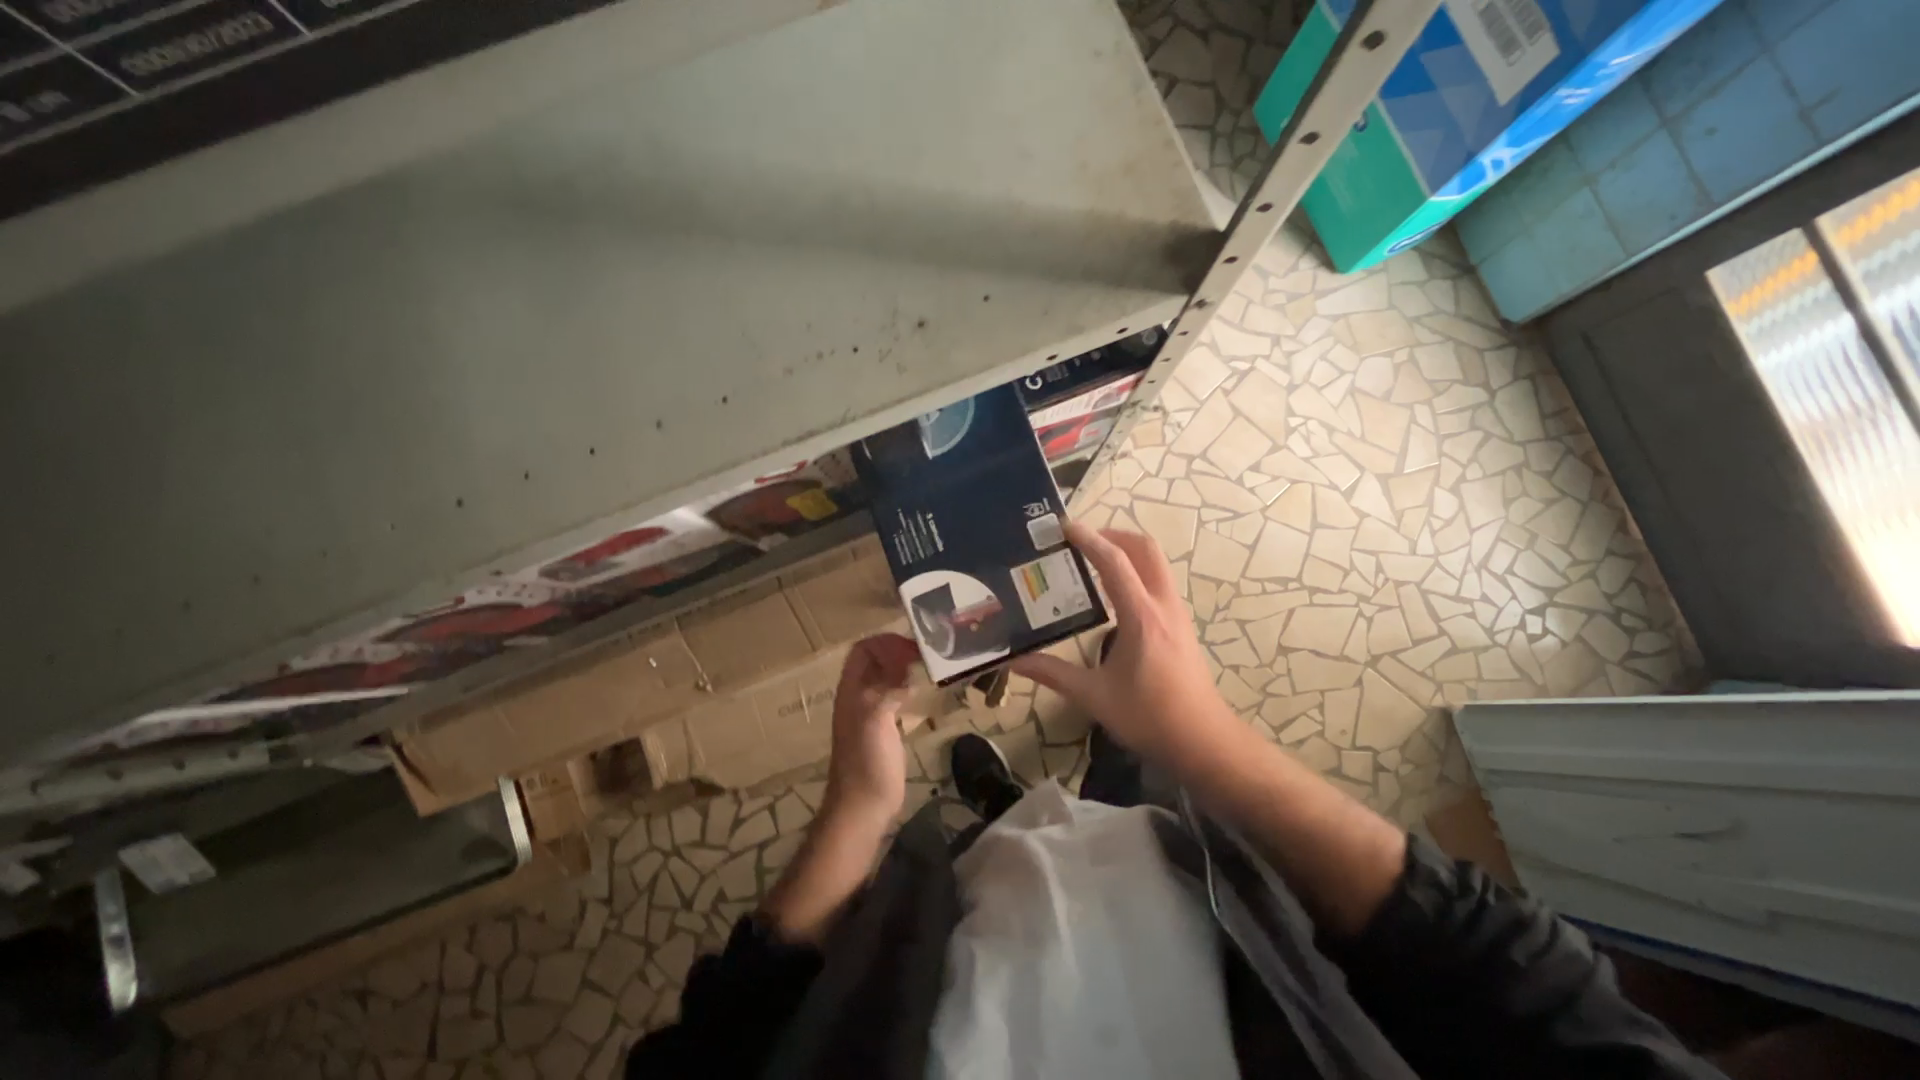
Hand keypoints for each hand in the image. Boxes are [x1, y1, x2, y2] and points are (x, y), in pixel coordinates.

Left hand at [822, 633, 920, 826]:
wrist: (863, 807)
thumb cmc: (866, 763)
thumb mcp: (874, 719)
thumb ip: (886, 689)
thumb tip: (907, 668)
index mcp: (851, 691)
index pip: (863, 650)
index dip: (885, 643)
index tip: (913, 649)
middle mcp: (859, 697)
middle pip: (875, 662)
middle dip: (898, 652)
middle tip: (928, 656)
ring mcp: (871, 714)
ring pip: (886, 679)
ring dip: (905, 670)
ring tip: (931, 669)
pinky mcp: (884, 730)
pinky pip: (895, 698)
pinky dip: (909, 690)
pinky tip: (926, 695)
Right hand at [1012, 523, 1242, 773]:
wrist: (1202, 741)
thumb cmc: (1149, 717)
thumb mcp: (1095, 697)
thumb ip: (1053, 674)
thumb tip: (1014, 661)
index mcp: (1141, 617)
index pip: (1115, 563)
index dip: (1089, 539)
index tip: (1064, 527)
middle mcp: (1163, 606)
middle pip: (1145, 550)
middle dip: (1112, 536)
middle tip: (1079, 541)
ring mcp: (1176, 614)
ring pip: (1155, 564)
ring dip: (1126, 553)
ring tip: (1090, 562)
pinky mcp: (1180, 626)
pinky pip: (1158, 583)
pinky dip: (1135, 573)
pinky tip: (1112, 595)